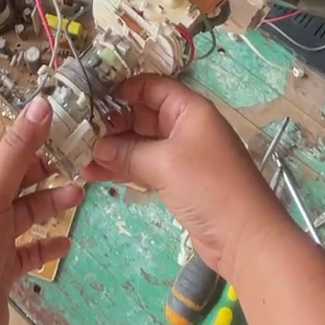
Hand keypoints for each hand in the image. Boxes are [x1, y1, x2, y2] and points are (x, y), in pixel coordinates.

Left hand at [0, 99, 83, 324]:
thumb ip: (18, 151)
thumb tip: (42, 101)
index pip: (9, 149)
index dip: (37, 135)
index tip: (71, 126)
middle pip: (22, 179)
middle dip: (50, 169)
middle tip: (84, 162)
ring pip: (28, 213)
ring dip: (53, 203)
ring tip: (79, 198)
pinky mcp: (3, 271)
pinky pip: (31, 250)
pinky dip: (48, 243)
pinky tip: (66, 242)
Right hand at [82, 75, 291, 282]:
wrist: (245, 238)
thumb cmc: (209, 186)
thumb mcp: (166, 163)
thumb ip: (129, 152)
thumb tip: (97, 147)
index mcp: (189, 109)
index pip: (151, 86)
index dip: (123, 89)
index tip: (92, 99)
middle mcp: (184, 126)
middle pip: (143, 114)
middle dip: (112, 123)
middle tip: (79, 132)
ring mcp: (181, 154)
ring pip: (141, 143)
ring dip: (113, 149)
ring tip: (80, 156)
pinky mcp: (177, 180)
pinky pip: (145, 165)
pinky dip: (124, 168)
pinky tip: (96, 173)